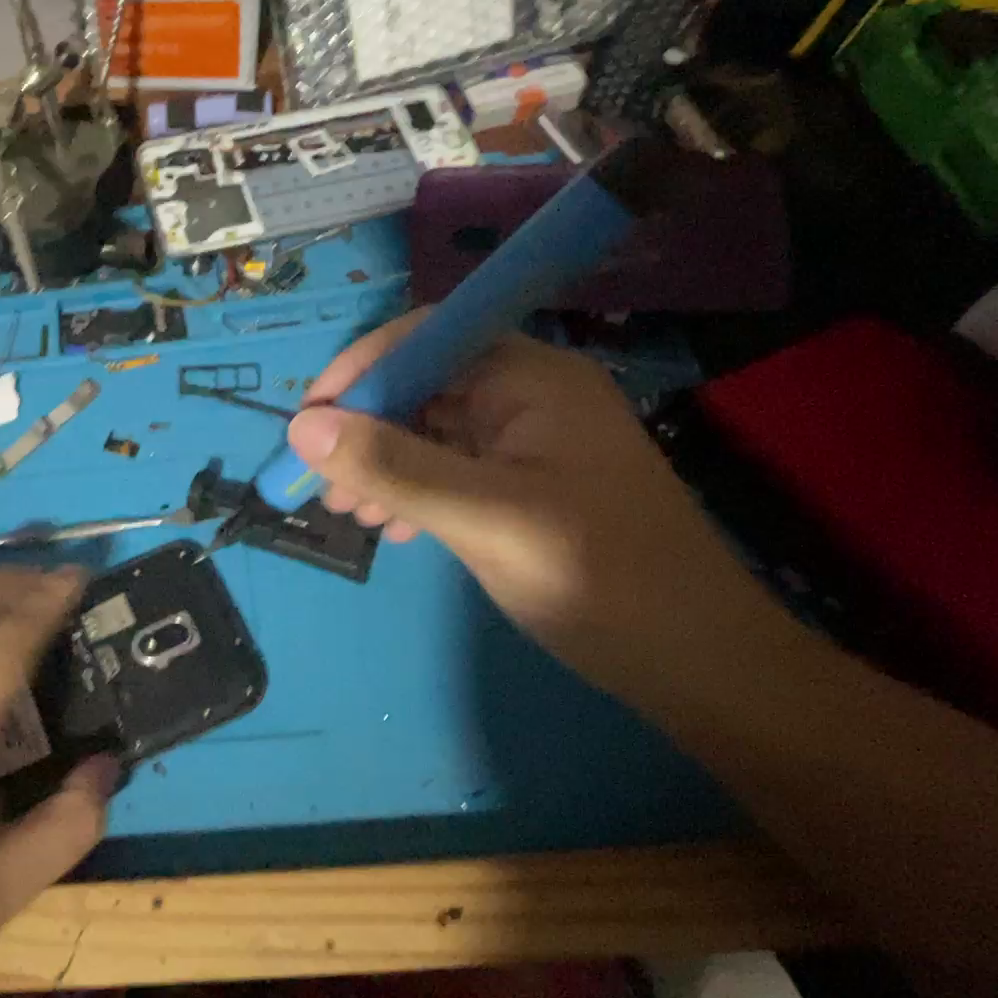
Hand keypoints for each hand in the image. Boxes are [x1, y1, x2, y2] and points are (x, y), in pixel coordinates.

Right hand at [289, 310, 779, 682]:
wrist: (695, 660)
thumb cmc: (595, 574)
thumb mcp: (481, 517)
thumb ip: (392, 466)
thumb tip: (302, 428)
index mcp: (532, 380)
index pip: (428, 337)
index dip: (361, 368)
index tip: (310, 420)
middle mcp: (529, 397)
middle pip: (424, 385)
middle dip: (364, 428)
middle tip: (319, 481)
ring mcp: (530, 444)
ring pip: (432, 432)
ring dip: (382, 464)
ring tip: (348, 511)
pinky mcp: (526, 487)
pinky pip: (451, 470)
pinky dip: (413, 491)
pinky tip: (393, 528)